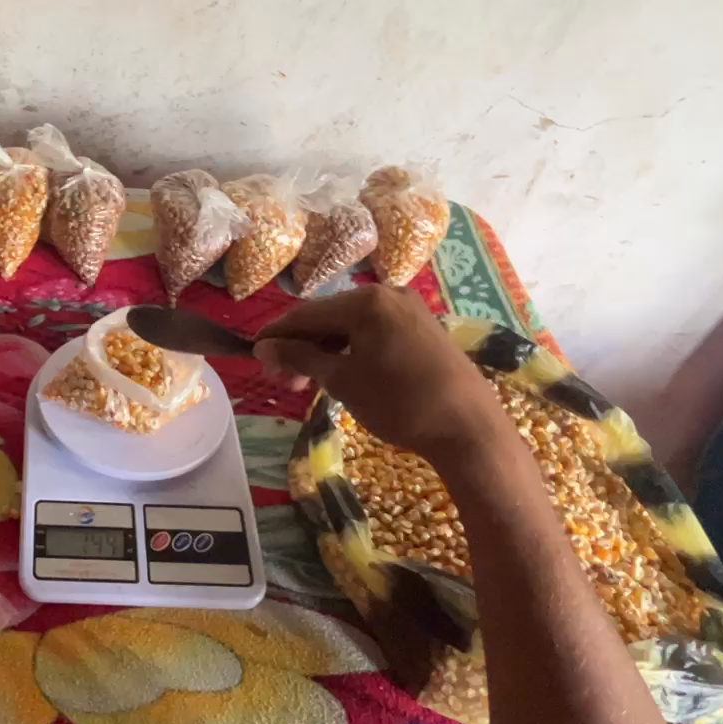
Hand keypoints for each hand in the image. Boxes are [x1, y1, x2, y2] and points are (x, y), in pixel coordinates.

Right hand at [254, 285, 513, 466]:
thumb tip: (263, 347)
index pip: (305, 314)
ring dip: (322, 351)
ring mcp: (408, 310)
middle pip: (327, 317)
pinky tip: (337, 373)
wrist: (468, 428)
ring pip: (350, 326)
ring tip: (304, 382)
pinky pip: (372, 332)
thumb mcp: (340, 379)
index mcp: (364, 301)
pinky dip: (349, 351)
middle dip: (299, 346)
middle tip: (279, 379)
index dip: (276, 335)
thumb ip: (299, 357)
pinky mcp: (421, 329)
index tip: (254, 355)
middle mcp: (387, 295)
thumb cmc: (397, 401)